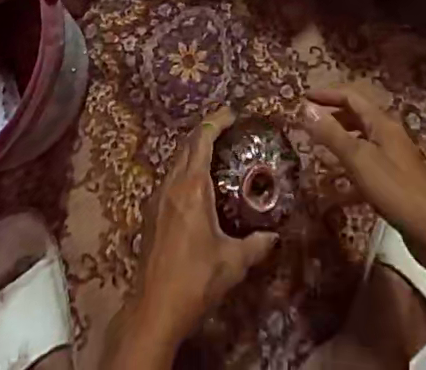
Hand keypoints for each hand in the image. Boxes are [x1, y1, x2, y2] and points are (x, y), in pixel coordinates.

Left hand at [127, 106, 280, 347]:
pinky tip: (198, 186)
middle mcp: (171, 186)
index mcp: (191, 188)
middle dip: (206, 131)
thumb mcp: (233, 262)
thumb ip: (257, 245)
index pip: (202, 140)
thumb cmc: (195, 280)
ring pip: (176, 162)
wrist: (152, 312)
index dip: (217, 121)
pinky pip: (170, 179)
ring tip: (216, 152)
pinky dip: (185, 170)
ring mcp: (157, 200)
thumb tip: (275, 235)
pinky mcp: (150, 216)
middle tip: (228, 128)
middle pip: (186, 145)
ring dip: (193, 150)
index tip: (233, 114)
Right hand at [301, 85, 425, 260]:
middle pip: (357, 116)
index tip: (303, 98)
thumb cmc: (395, 189)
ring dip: (340, 141)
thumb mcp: (359, 160)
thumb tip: (306, 108)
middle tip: (308, 123)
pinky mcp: (395, 180)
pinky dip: (349, 169)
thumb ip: (332, 134)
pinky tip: (334, 188)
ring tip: (317, 149)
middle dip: (332, 116)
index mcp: (382, 123)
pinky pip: (367, 166)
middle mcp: (389, 134)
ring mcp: (394, 158)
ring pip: (362, 141)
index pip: (352, 97)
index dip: (327, 95)